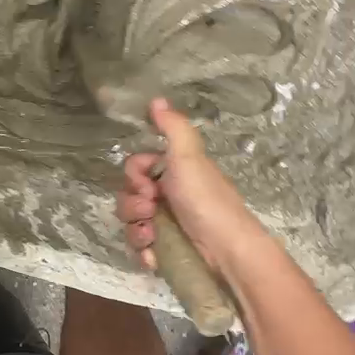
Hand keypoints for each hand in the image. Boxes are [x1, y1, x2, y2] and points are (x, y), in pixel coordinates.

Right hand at [118, 98, 263, 272]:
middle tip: (151, 209)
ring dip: (135, 230)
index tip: (148, 184)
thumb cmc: (207, 199)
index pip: (134, 169)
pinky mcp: (165, 250)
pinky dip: (144, 252)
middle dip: (132, 205)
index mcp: (172, 172)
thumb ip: (173, 128)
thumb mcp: (189, 157)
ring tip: (152, 236)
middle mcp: (167, 196)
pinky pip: (140, 248)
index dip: (134, 177)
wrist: (227, 250)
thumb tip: (156, 99)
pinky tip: (154, 255)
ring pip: (130, 223)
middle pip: (127, 195)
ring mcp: (165, 224)